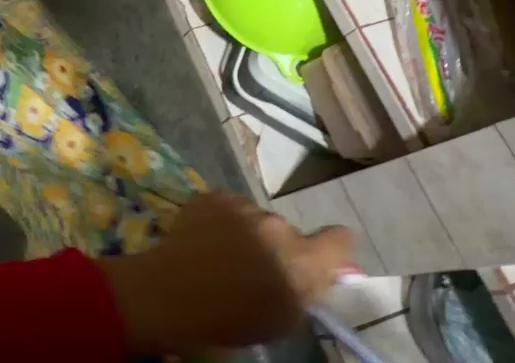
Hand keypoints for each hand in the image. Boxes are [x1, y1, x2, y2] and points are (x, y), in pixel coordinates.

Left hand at [99, 192, 355, 355]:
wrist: (175, 292)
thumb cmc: (232, 319)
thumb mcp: (282, 318)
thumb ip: (306, 290)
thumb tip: (320, 273)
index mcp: (302, 260)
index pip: (340, 240)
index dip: (335, 248)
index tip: (324, 257)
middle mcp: (278, 226)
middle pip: (287, 232)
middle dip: (278, 247)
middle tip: (255, 268)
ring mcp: (243, 206)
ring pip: (256, 218)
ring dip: (248, 231)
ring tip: (223, 254)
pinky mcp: (213, 195)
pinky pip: (228, 207)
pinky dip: (222, 220)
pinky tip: (206, 238)